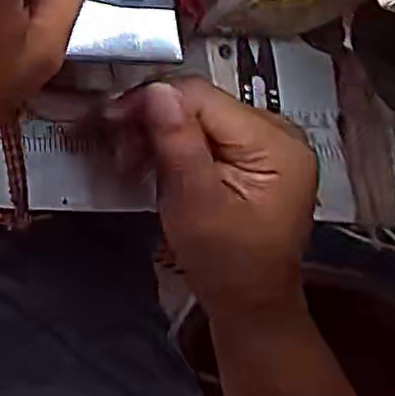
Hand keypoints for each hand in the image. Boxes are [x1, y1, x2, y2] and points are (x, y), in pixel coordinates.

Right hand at [118, 77, 318, 324]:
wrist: (248, 304)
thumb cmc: (230, 267)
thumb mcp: (196, 205)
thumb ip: (177, 144)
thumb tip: (157, 91)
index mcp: (276, 144)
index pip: (199, 96)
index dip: (152, 103)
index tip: (118, 119)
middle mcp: (276, 132)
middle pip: (195, 100)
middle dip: (152, 120)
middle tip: (122, 145)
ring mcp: (262, 137)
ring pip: (192, 110)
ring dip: (157, 130)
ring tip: (134, 156)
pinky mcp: (245, 145)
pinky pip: (199, 124)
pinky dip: (171, 138)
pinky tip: (154, 158)